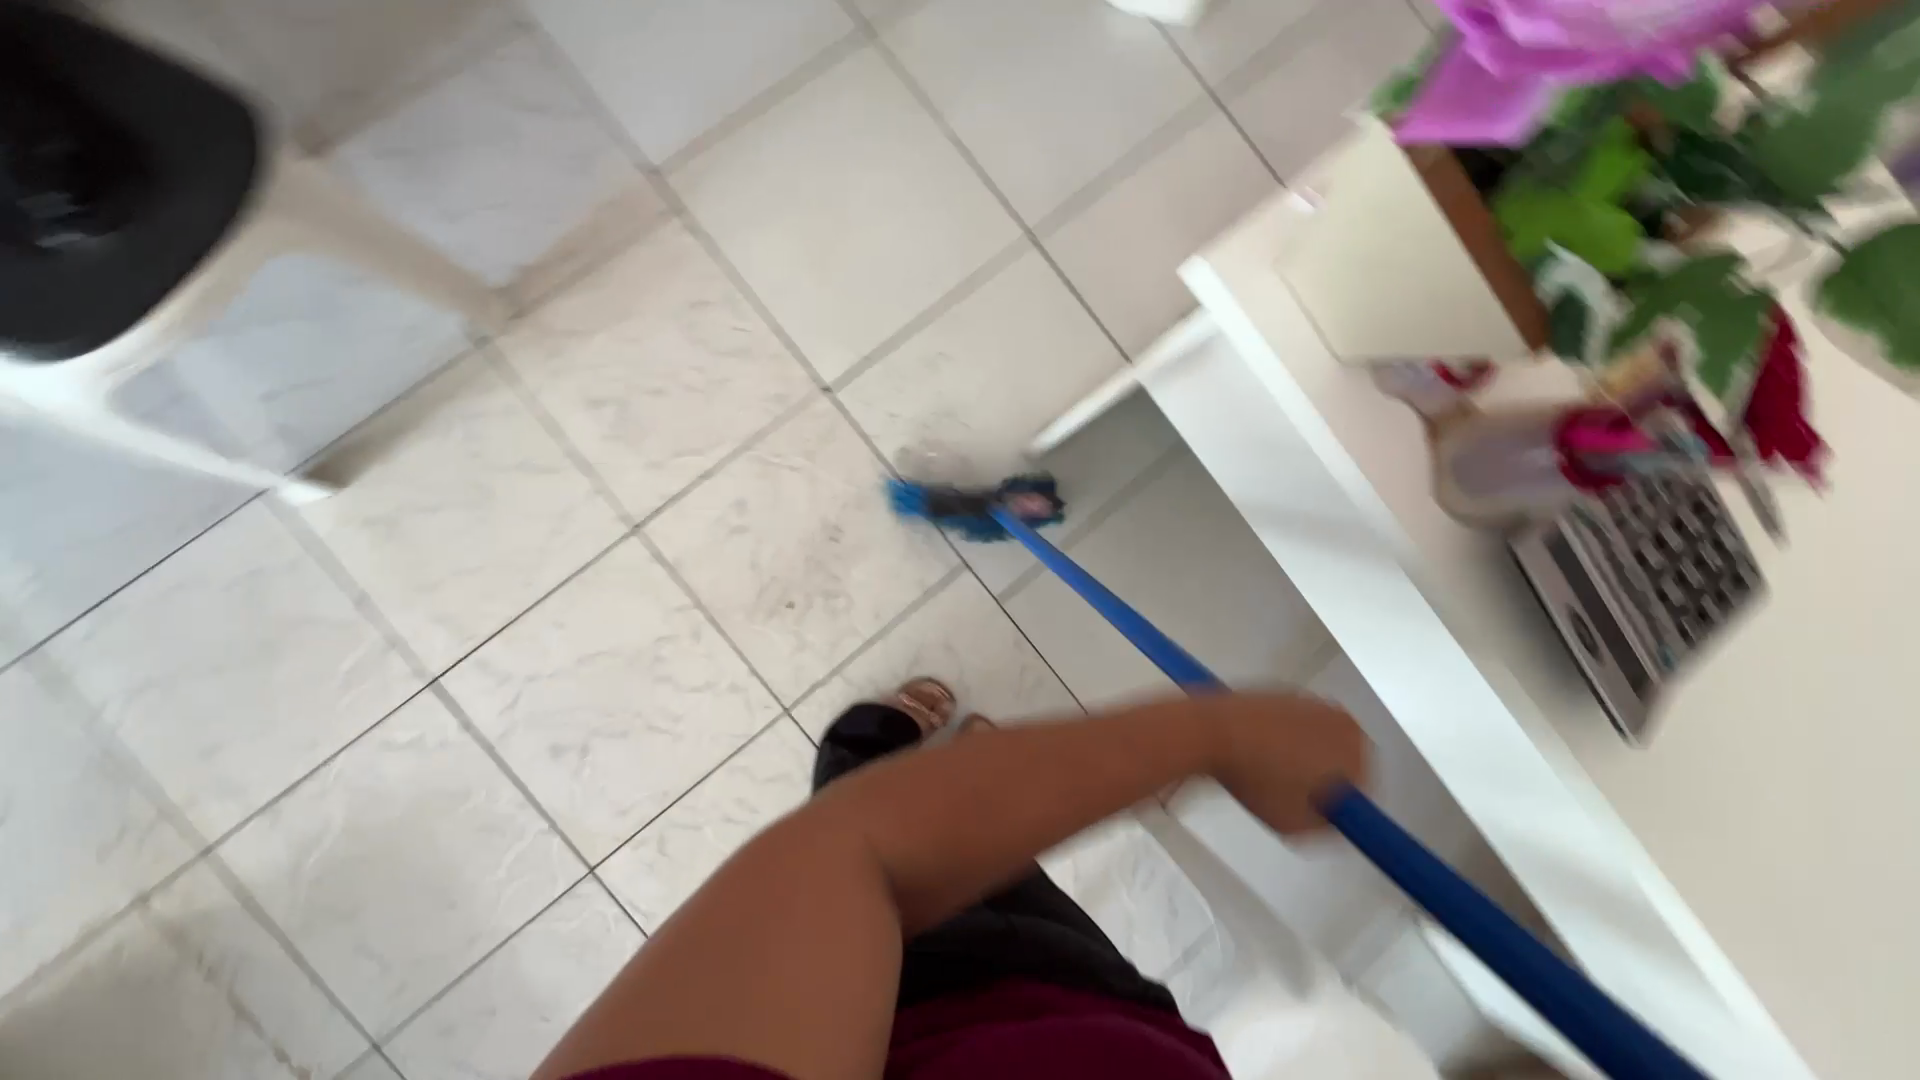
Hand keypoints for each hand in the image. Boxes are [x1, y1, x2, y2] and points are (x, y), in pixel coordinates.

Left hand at [1205, 692, 1370, 835]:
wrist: (1208, 730)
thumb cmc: (1257, 777)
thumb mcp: (1295, 824)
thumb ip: (1327, 828)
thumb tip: (1330, 819)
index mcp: (1356, 746)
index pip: (1363, 789)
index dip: (1338, 807)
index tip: (1313, 815)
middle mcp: (1339, 716)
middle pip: (1342, 761)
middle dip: (1321, 779)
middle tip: (1288, 796)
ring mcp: (1307, 699)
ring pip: (1315, 742)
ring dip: (1298, 758)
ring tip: (1264, 772)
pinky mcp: (1277, 691)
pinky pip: (1290, 726)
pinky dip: (1278, 738)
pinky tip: (1253, 751)